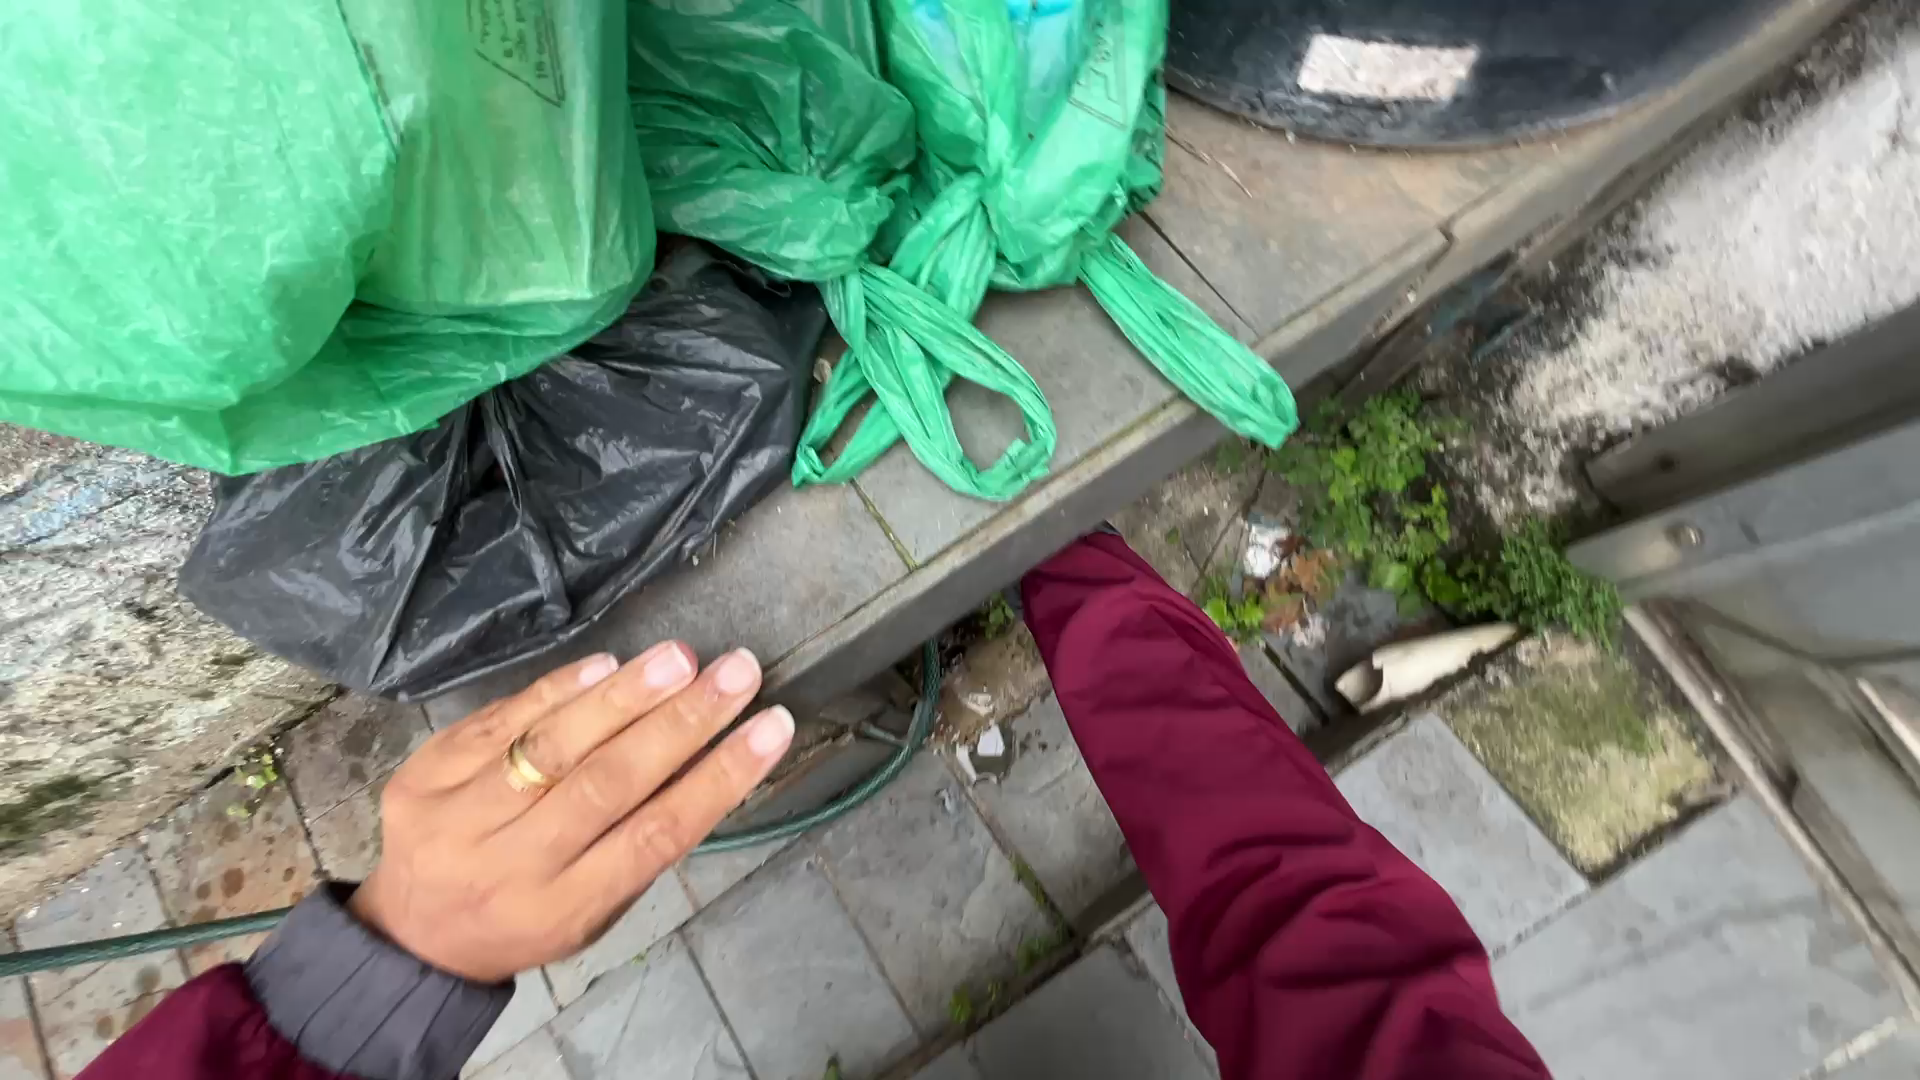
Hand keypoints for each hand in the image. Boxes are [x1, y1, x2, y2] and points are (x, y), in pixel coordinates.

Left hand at [347, 642, 792, 981]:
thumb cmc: (534, 914)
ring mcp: (455, 820)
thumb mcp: (598, 903)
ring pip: (553, 746)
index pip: (658, 834)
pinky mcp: (422, 776)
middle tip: (737, 671)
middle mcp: (508, 867)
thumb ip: (645, 834)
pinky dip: (562, 688)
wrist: (412, 933)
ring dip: (625, 695)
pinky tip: (609, 663)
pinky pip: (502, 720)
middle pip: (608, 782)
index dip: (721, 776)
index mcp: (564, 908)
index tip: (774, 725)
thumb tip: (708, 746)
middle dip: (683, 721)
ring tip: (681, 656)